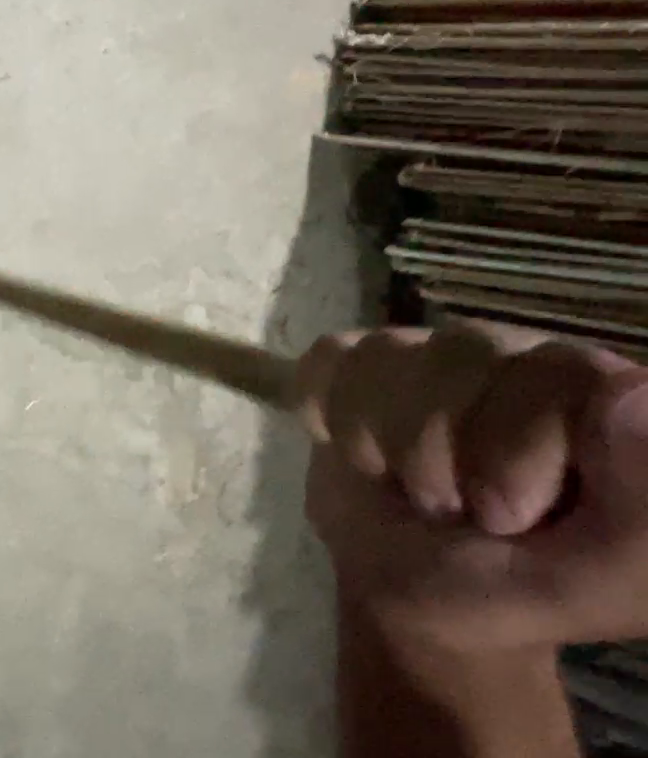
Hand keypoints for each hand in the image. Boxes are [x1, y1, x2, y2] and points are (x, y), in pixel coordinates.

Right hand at [297, 320, 647, 651]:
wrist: (404, 589)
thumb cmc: (513, 591)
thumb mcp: (601, 584)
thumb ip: (642, 509)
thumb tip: (628, 392)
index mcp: (606, 403)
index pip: (557, 369)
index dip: (511, 443)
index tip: (499, 516)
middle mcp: (526, 361)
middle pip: (459, 352)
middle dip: (430, 447)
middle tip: (447, 505)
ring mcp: (433, 355)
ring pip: (385, 354)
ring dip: (375, 438)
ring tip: (401, 482)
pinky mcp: (357, 363)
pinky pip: (330, 359)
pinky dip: (326, 413)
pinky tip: (356, 451)